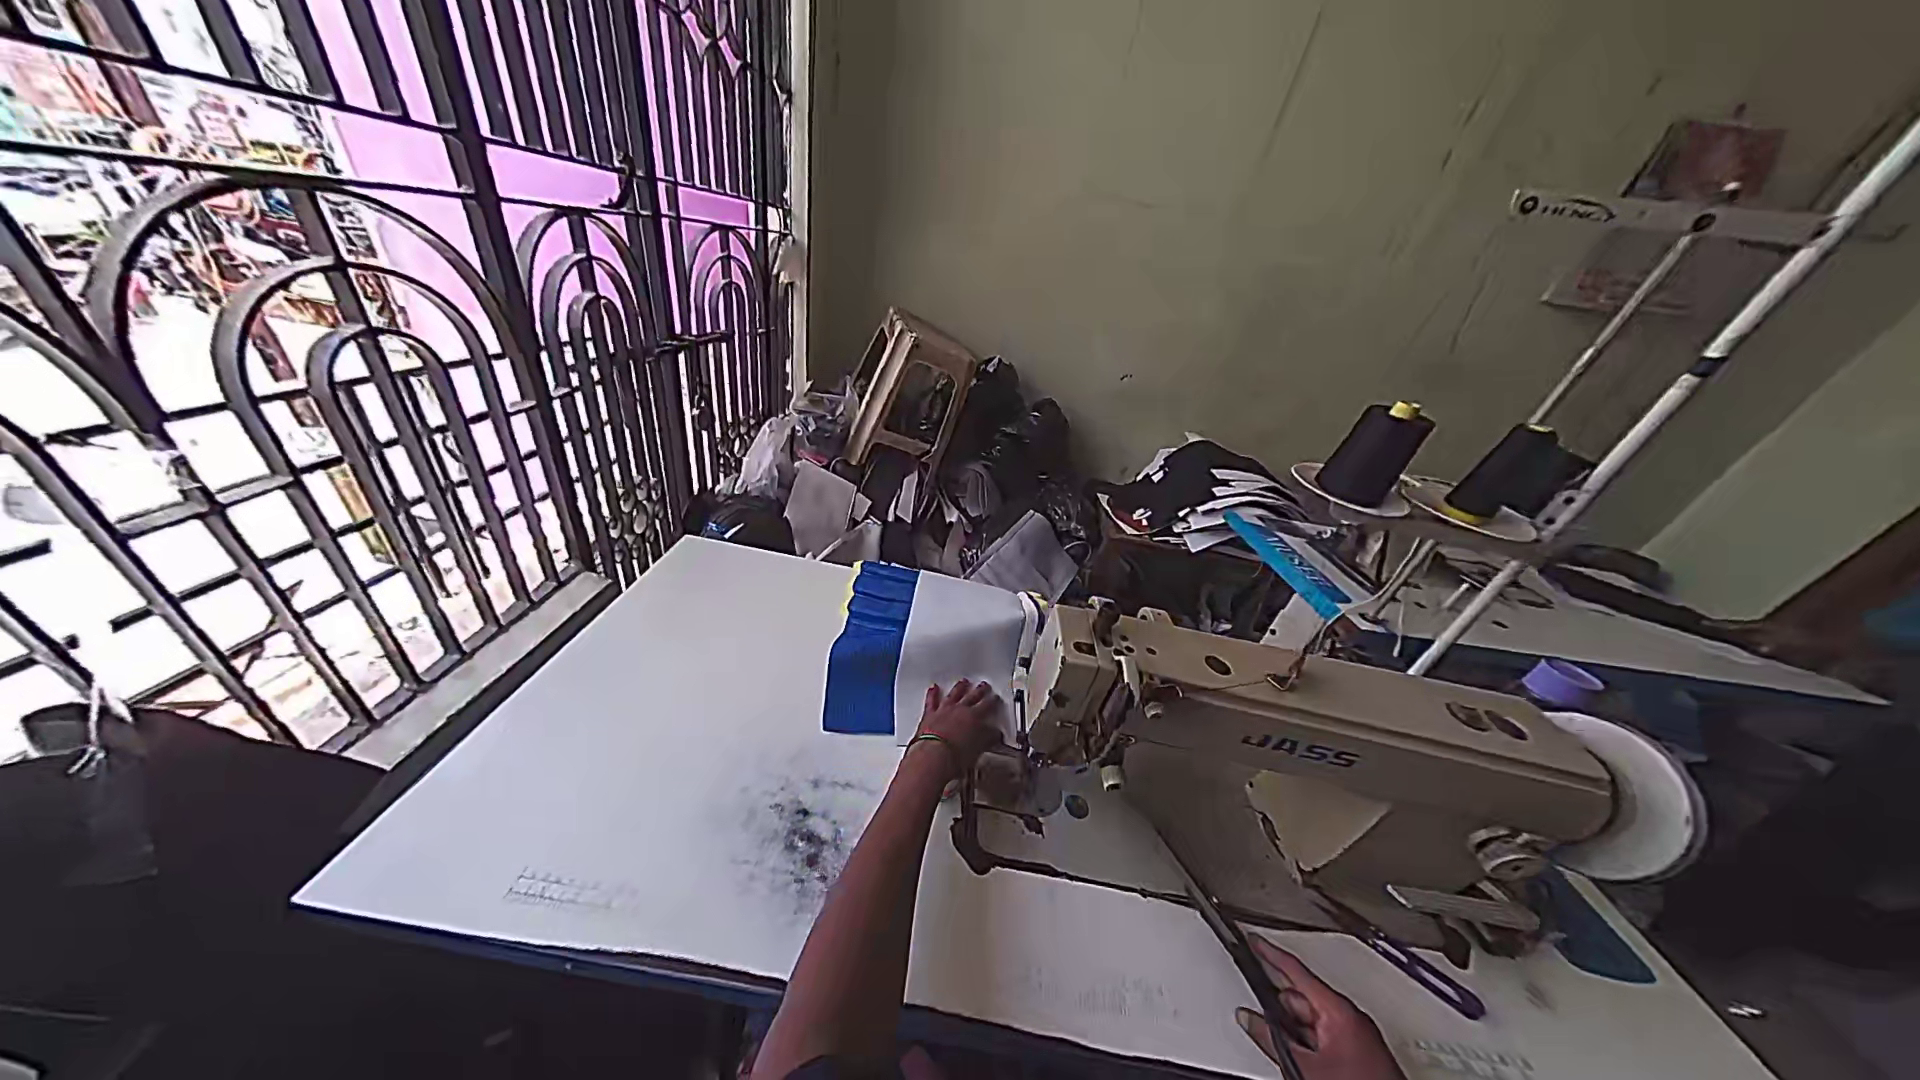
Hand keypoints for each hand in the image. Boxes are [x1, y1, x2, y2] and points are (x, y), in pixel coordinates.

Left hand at [913, 679, 1002, 776]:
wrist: (934, 756)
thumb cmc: (956, 756)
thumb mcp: (978, 750)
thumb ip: (987, 740)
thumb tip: (992, 738)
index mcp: (975, 717)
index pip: (988, 707)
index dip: (993, 702)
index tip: (996, 699)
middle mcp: (960, 710)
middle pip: (973, 696)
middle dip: (980, 690)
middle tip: (984, 686)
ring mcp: (944, 710)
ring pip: (954, 694)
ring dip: (960, 687)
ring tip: (963, 682)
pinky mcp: (930, 714)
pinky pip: (932, 700)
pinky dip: (933, 693)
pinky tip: (934, 688)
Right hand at [1236, 936, 1406, 1079]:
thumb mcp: (1302, 1065)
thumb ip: (1270, 1037)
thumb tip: (1249, 1018)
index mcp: (1339, 1010)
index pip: (1295, 969)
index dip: (1269, 952)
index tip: (1254, 939)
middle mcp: (1351, 1017)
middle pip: (1302, 996)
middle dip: (1283, 1007)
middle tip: (1266, 1019)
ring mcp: (1359, 1036)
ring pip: (1313, 1018)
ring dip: (1296, 1028)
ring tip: (1291, 1052)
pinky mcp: (1362, 1053)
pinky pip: (1327, 1034)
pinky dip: (1311, 1041)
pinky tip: (1305, 1060)